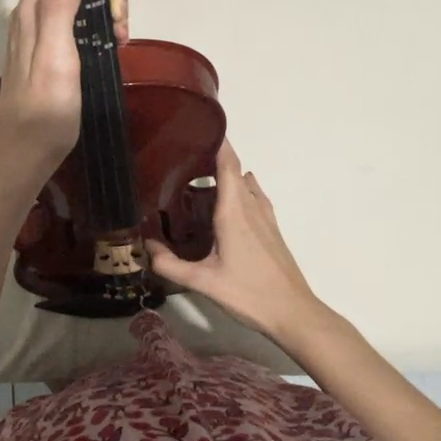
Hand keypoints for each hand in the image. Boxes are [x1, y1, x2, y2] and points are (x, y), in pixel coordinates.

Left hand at [0, 0, 132, 191]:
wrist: (26, 154)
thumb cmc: (44, 109)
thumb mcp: (56, 53)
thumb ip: (61, 3)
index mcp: (32, 7)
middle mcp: (34, 12)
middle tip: (120, 15)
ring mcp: (45, 31)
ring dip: (109, 6)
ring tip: (119, 37)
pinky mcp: (56, 50)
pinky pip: (82, 21)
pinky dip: (102, 26)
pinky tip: (114, 46)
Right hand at [145, 141, 325, 340]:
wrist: (294, 314)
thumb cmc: (249, 294)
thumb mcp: (203, 282)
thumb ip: (170, 265)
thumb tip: (146, 248)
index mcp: (235, 212)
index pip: (228, 165)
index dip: (217, 143)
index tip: (199, 127)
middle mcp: (252, 208)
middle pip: (236, 171)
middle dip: (212, 160)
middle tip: (182, 161)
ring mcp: (266, 219)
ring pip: (246, 185)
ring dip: (227, 178)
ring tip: (198, 183)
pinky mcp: (272, 231)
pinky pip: (254, 199)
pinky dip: (238, 193)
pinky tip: (222, 210)